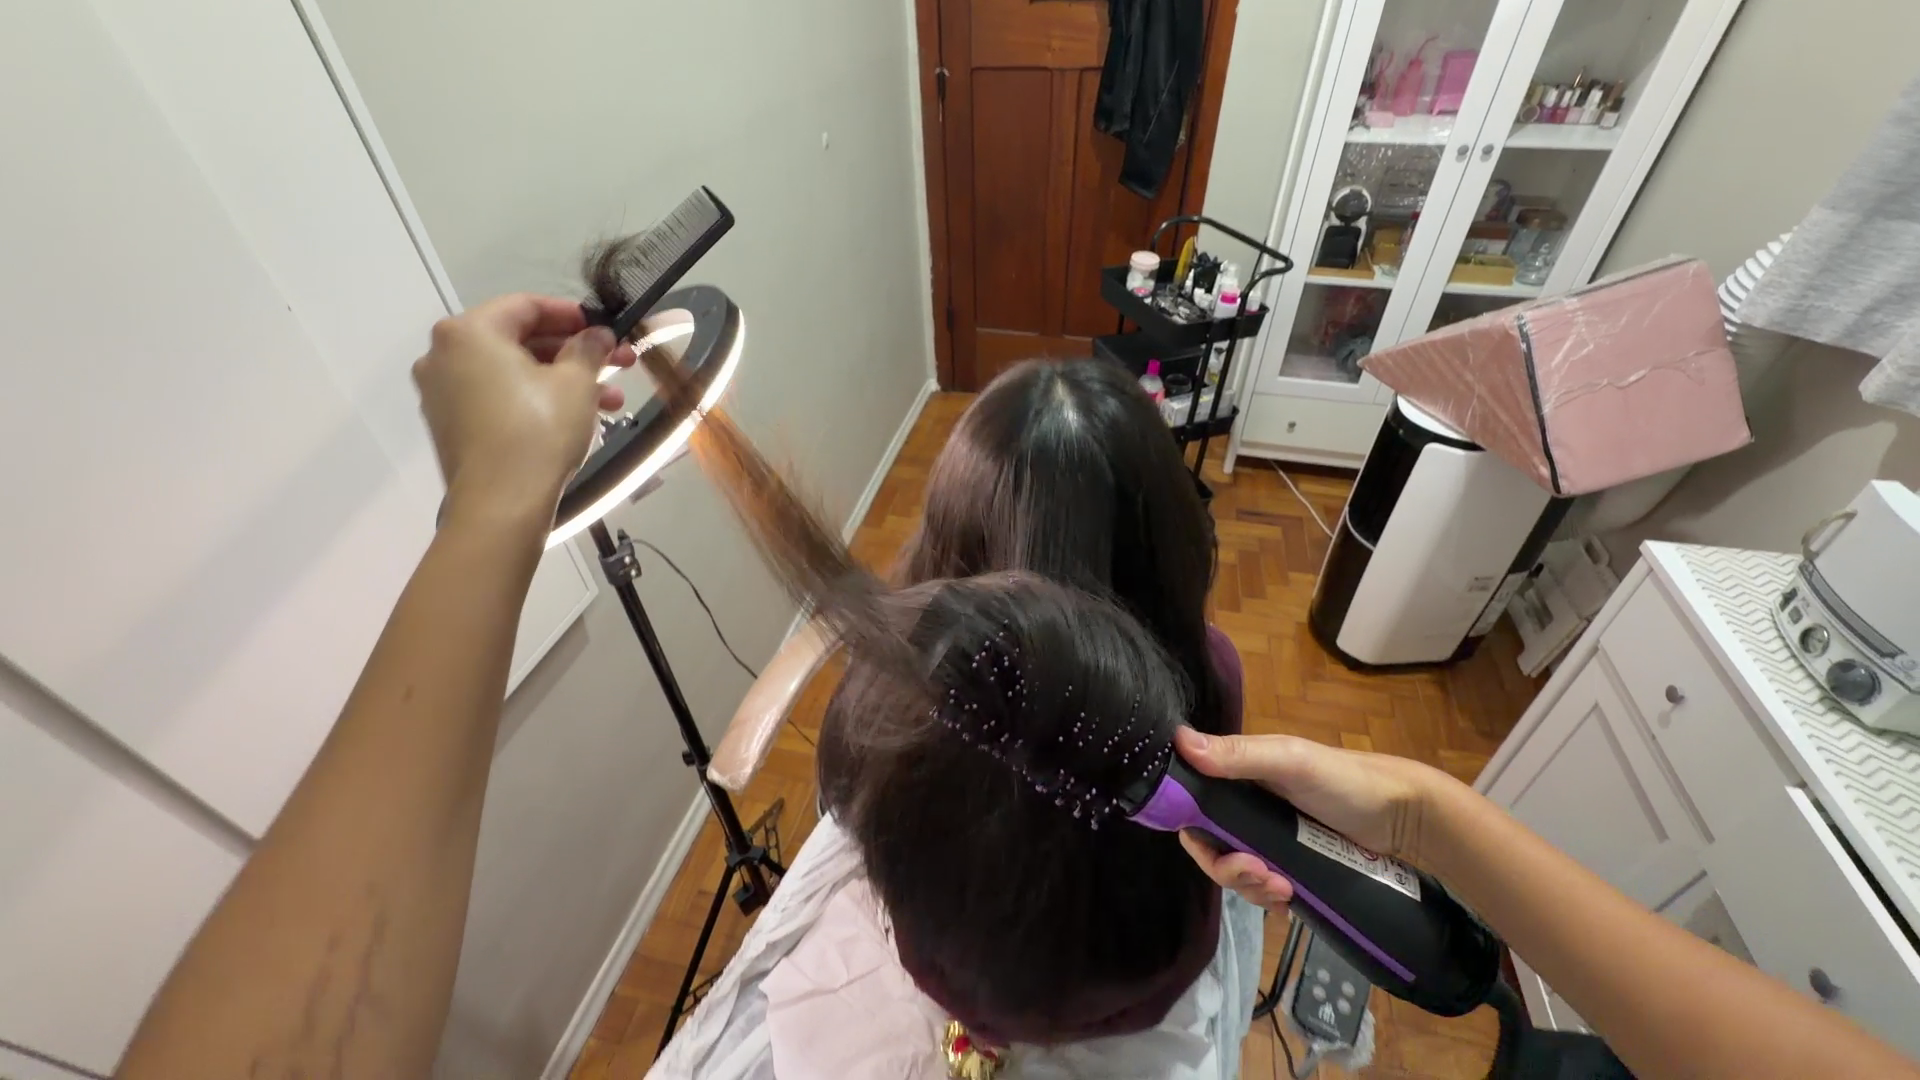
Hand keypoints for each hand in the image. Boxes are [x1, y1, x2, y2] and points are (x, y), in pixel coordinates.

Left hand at [412, 294, 633, 528]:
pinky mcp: (452, 425)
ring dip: (564, 381)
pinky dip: (537, 400)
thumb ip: (589, 348)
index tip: (607, 328)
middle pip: (521, 341)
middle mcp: (445, 354)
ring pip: (514, 373)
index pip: (527, 306)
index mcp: (469, 332)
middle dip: (575, 353)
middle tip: (620, 364)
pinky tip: (576, 418)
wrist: (501, 502)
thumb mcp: (577, 383)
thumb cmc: (539, 430)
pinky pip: (500, 398)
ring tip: (611, 402)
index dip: (574, 314)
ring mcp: (444, 392)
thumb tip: (598, 333)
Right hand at [1173, 728, 1454, 911]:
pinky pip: (1260, 887)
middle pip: (1209, 844)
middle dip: (1226, 867)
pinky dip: (1267, 897)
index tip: (1209, 846)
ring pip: (1234, 869)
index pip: (1190, 804)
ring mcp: (1266, 837)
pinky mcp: (1288, 864)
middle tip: (1258, 874)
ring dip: (1249, 886)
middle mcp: (1243, 805)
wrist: (1406, 819)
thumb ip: (1238, 755)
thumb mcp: (1290, 761)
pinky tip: (1289, 900)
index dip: (1191, 828)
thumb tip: (1178, 740)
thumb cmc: (1343, 780)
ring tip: (1283, 891)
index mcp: (1236, 774)